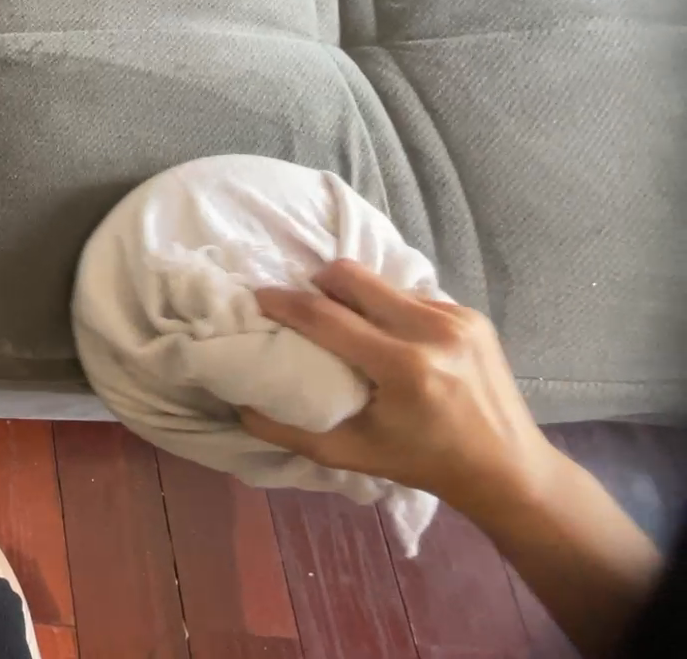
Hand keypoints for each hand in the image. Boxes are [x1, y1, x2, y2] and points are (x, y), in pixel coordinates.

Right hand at [239, 260, 560, 515]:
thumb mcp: (344, 452)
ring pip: (375, 280)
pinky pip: (403, 294)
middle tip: (302, 309)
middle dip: (314, 285)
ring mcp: (458, 320)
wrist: (514, 472)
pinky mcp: (470, 316)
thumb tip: (235, 400)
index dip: (280, 301)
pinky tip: (385, 335)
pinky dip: (382, 307)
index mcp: (404, 367)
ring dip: (349, 295)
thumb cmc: (422, 462)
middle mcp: (434, 333)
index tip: (255, 299)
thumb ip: (283, 427)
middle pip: (348, 276)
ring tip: (344, 324)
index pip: (323, 314)